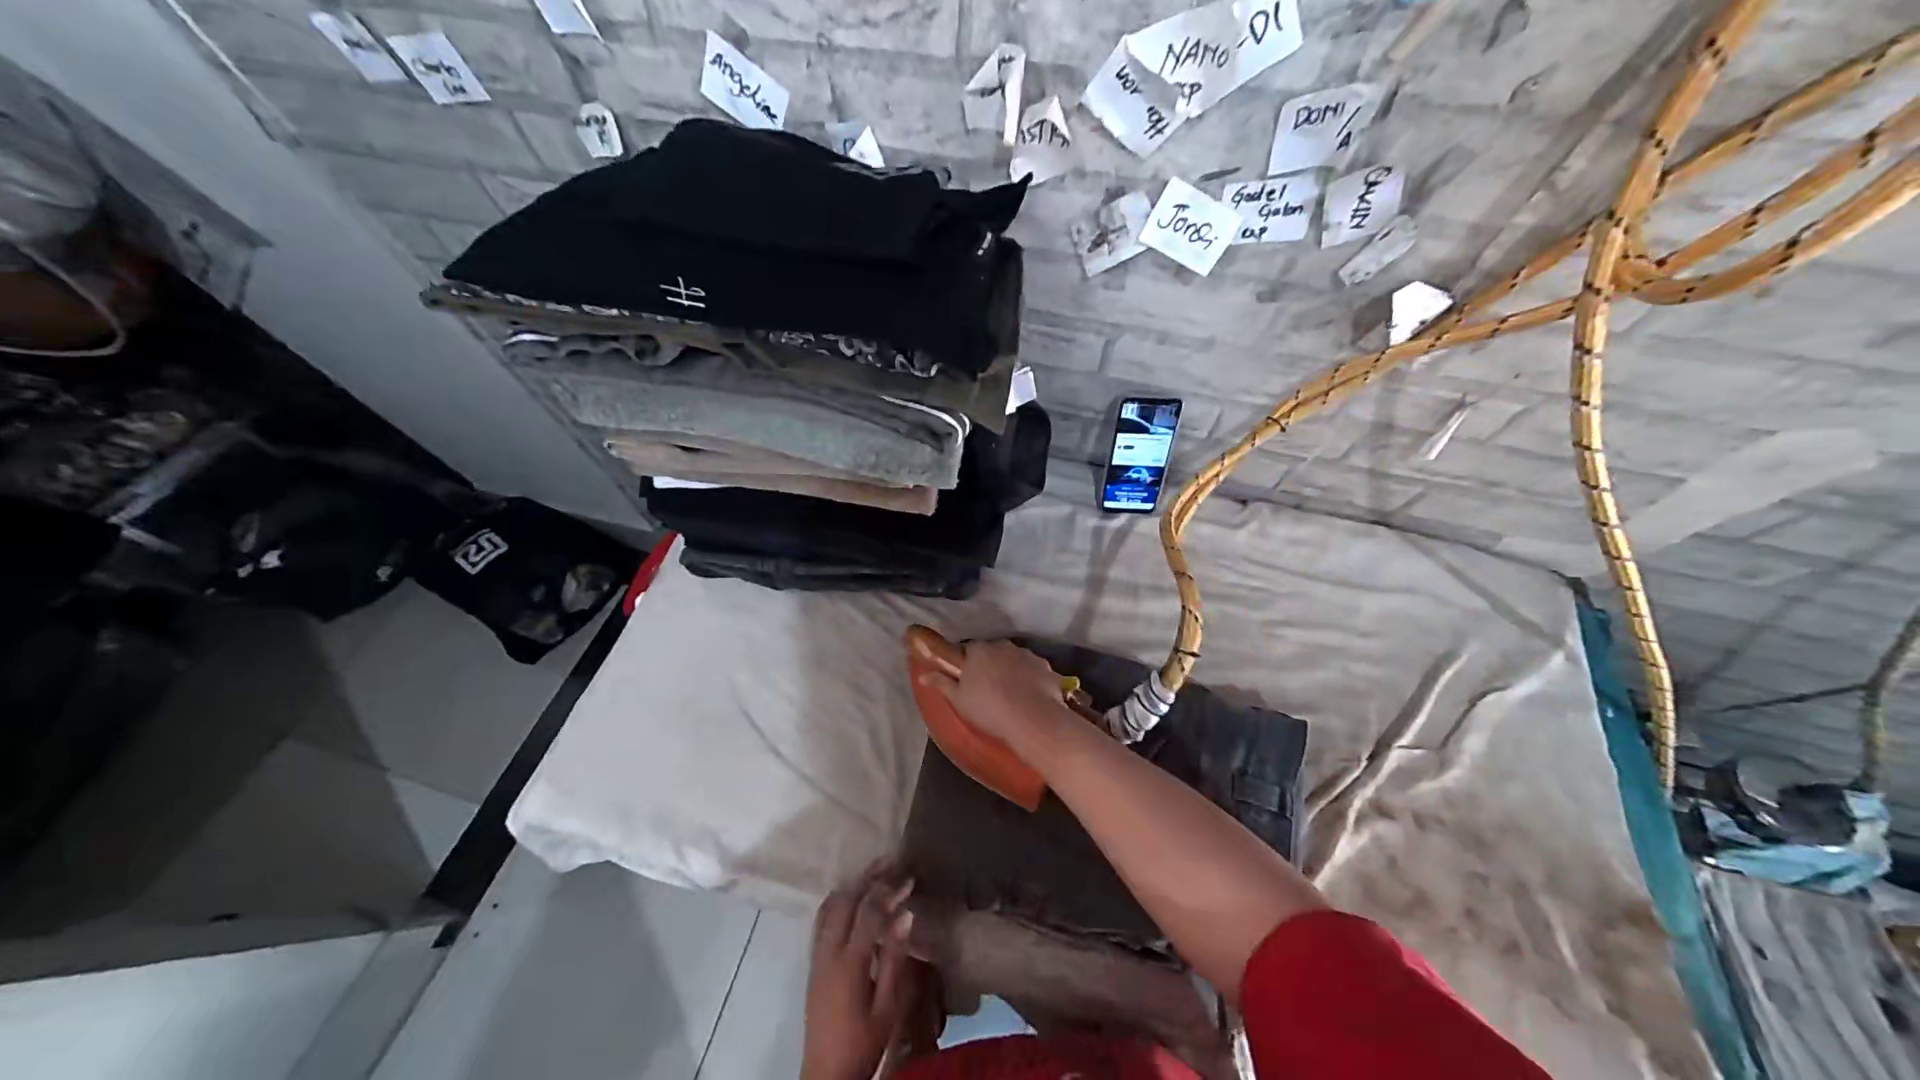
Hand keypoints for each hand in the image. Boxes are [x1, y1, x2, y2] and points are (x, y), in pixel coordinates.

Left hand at [802, 860, 918, 1079]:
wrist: (826, 1075)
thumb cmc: (863, 1044)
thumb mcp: (888, 1007)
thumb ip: (894, 959)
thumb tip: (906, 915)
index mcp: (848, 963)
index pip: (869, 911)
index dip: (889, 890)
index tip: (910, 878)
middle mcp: (827, 952)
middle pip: (845, 899)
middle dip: (868, 877)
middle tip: (892, 862)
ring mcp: (817, 955)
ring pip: (830, 905)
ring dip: (853, 885)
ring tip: (876, 873)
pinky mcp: (813, 962)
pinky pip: (823, 918)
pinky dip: (840, 900)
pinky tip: (855, 898)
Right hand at [925, 640, 1070, 746]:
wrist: (1031, 719)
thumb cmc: (988, 708)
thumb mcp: (958, 699)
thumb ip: (941, 683)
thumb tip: (923, 674)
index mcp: (978, 650)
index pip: (968, 650)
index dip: (968, 665)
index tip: (968, 680)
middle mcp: (1003, 646)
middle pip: (993, 652)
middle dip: (990, 665)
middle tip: (988, 689)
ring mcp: (1026, 655)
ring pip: (1014, 659)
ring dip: (1011, 671)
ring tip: (1011, 695)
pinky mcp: (1046, 666)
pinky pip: (1033, 670)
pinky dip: (1030, 679)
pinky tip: (1030, 697)